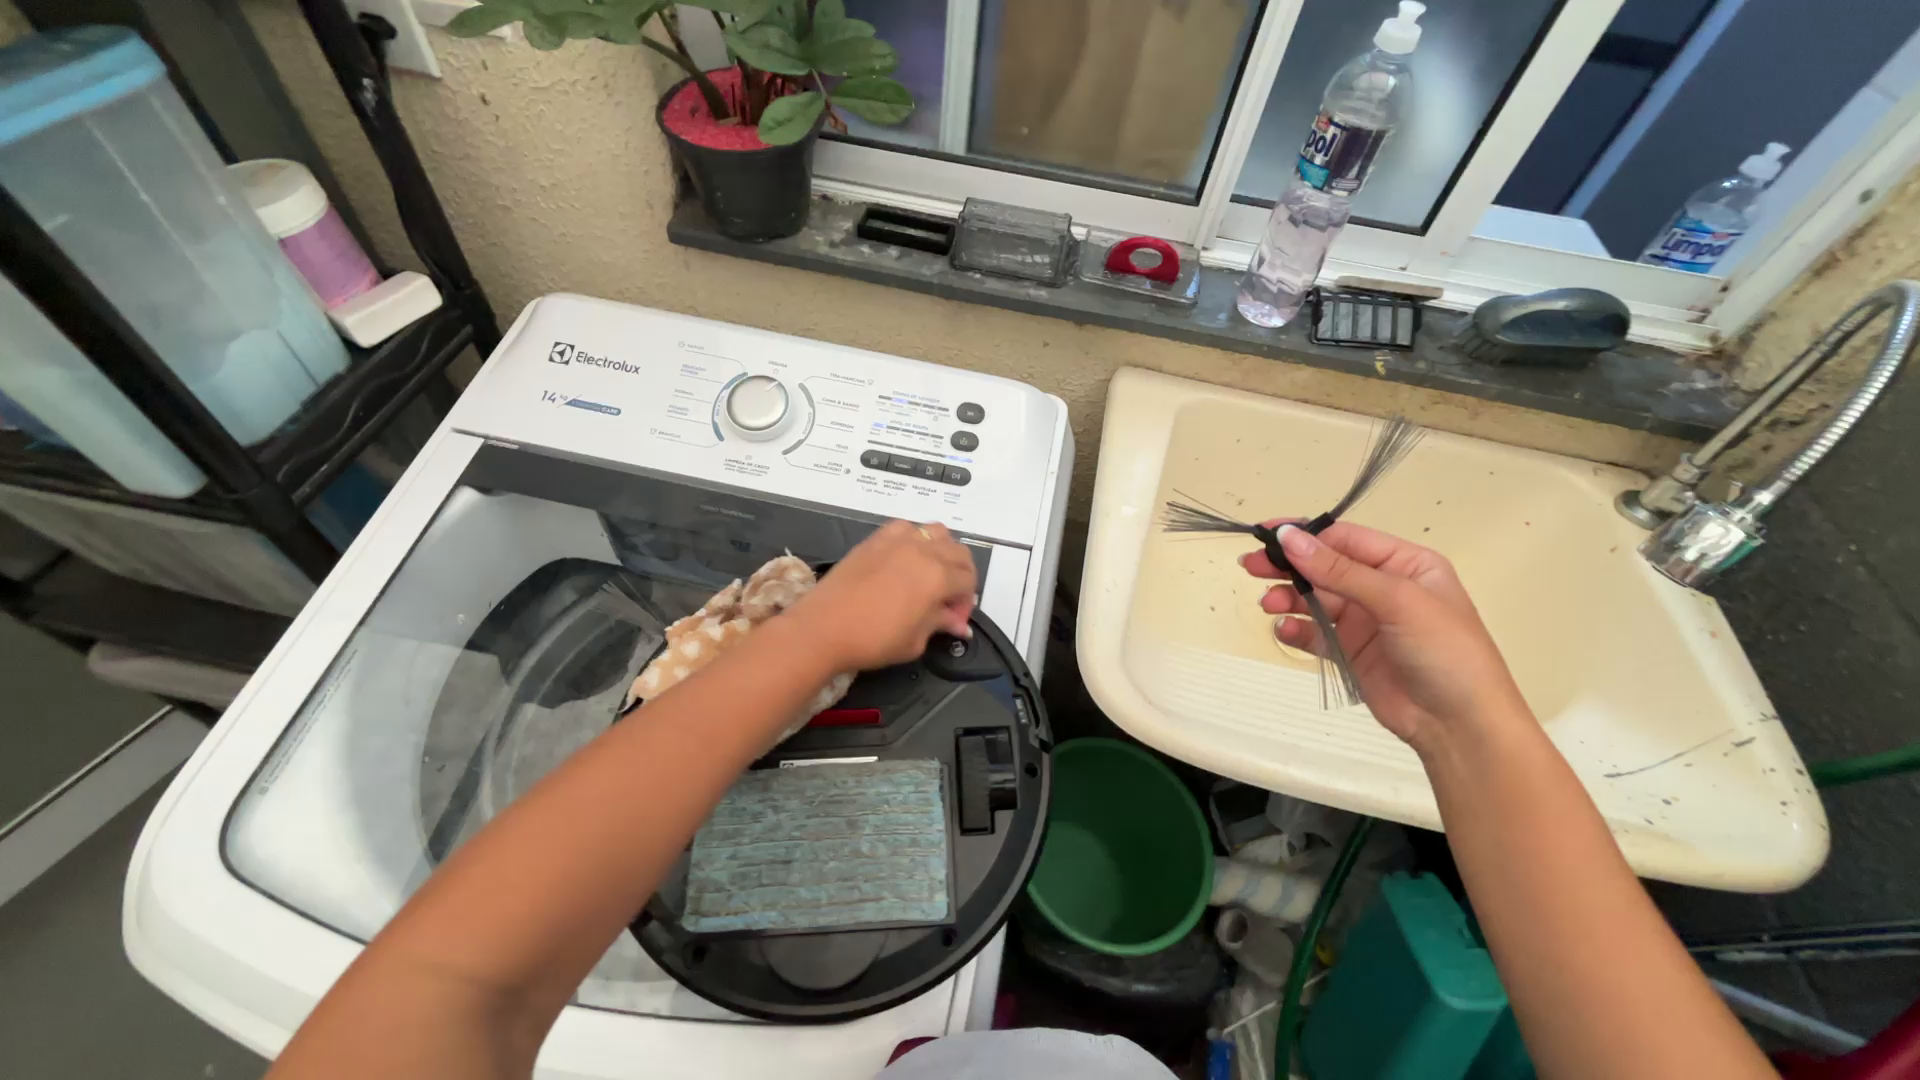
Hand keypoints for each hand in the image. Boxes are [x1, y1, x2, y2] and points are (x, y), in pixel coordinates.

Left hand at [784, 520, 977, 672]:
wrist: (823, 627)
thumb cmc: (873, 640)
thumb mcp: (915, 641)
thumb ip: (939, 624)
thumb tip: (957, 624)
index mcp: (938, 577)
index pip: (968, 581)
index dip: (965, 603)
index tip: (952, 621)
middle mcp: (923, 551)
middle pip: (959, 553)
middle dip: (961, 575)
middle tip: (947, 599)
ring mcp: (898, 540)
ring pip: (936, 532)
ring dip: (942, 551)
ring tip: (931, 574)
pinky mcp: (875, 538)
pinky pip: (906, 527)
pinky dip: (914, 538)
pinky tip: (905, 559)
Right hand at [1242, 522, 1529, 749]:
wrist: (1461, 726)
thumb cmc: (1444, 651)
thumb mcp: (1397, 601)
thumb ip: (1339, 570)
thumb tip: (1290, 538)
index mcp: (1405, 565)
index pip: (1346, 539)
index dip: (1306, 535)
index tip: (1267, 536)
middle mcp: (1383, 588)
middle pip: (1324, 567)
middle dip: (1288, 566)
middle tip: (1250, 566)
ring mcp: (1365, 622)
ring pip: (1314, 599)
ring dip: (1288, 598)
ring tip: (1269, 604)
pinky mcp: (1350, 653)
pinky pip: (1314, 633)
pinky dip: (1296, 629)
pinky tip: (1284, 630)